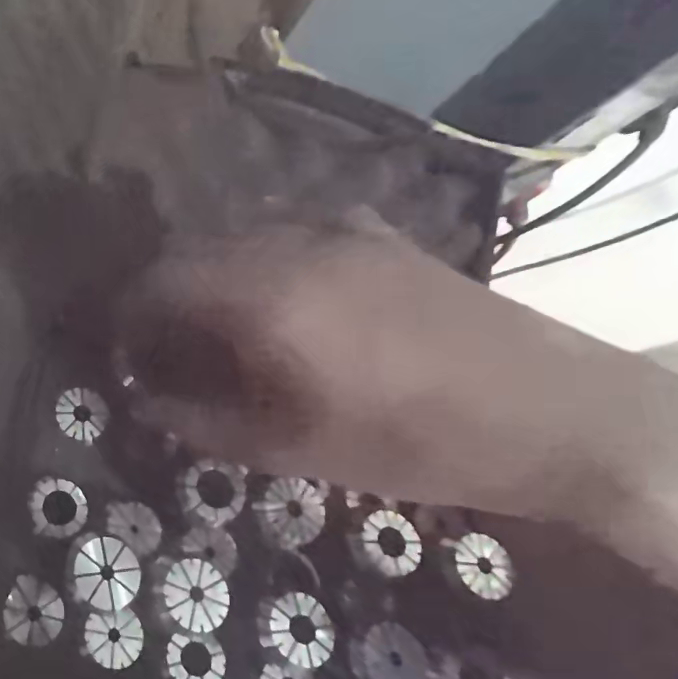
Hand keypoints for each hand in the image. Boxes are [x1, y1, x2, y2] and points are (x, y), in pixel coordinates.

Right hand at [118, 219, 677, 522]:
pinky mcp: (383, 235)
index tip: (125, 359)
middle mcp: (295, 241)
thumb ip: (204, 423)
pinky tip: (285, 319)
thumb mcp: (292, 449)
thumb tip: (145, 402)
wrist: (552, 411)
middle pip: (195, 251)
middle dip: (166, 300)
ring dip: (213, 284)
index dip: (129, 318)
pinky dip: (262, 272)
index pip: (160, 280)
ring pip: (243, 240)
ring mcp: (345, 228)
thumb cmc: (412, 443)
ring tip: (222, 344)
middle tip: (168, 359)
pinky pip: (293, 239)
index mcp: (266, 294)